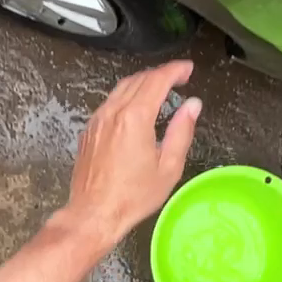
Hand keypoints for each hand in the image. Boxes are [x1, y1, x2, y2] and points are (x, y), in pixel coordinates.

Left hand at [59, 60, 201, 246]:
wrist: (93, 213)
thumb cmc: (133, 196)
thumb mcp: (168, 167)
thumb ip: (182, 131)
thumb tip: (192, 105)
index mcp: (135, 118)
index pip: (157, 80)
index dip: (175, 70)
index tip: (188, 69)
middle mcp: (113, 112)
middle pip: (138, 79)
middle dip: (160, 73)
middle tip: (179, 77)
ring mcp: (97, 120)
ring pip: (121, 88)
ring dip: (142, 82)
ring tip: (160, 87)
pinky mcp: (89, 130)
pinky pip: (110, 102)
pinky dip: (127, 95)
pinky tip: (136, 106)